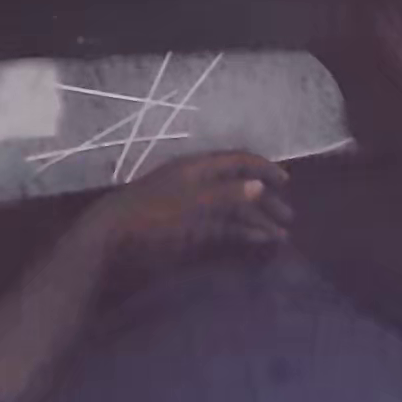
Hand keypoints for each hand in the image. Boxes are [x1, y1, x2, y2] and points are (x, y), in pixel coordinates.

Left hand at [75, 151, 293, 290]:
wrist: (113, 237)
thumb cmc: (151, 214)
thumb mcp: (189, 202)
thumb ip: (224, 194)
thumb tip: (259, 185)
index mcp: (196, 168)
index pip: (235, 161)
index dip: (261, 167)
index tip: (286, 181)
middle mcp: (197, 183)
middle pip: (236, 185)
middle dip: (263, 198)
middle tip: (288, 217)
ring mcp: (192, 206)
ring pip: (230, 208)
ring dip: (255, 219)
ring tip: (279, 236)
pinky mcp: (187, 228)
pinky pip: (220, 226)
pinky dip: (240, 232)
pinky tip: (256, 241)